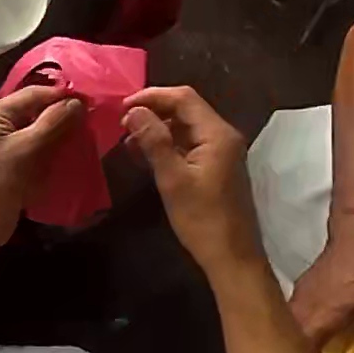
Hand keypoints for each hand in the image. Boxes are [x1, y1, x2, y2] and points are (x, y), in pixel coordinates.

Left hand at [0, 86, 83, 246]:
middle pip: (34, 108)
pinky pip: (34, 142)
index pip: (32, 94)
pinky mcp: (10, 158)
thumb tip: (77, 102)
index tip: (91, 100)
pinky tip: (70, 147)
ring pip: (36, 126)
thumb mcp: (25, 151)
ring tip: (85, 130)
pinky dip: (51, 143)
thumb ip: (51, 123)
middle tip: (91, 115)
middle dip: (61, 112)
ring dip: (59, 128)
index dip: (61, 95)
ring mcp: (2, 141)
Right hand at [121, 87, 262, 277]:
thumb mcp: (172, 179)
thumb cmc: (201, 218)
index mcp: (217, 134)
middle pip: (186, 108)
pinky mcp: (216, 166)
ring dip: (158, 127)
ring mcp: (221, 151)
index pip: (184, 98)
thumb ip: (153, 141)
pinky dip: (167, 143)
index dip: (152, 96)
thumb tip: (134, 111)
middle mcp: (223, 136)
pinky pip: (189, 143)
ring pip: (186, 126)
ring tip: (129, 140)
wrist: (231, 256)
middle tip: (123, 124)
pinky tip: (145, 154)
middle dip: (153, 111)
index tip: (122, 107)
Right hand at [289, 215, 353, 352]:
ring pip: (286, 324)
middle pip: (284, 338)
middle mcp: (298, 310)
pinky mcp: (301, 288)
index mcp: (315, 320)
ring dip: (292, 340)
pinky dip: (299, 327)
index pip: (296, 352)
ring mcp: (296, 296)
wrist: (353, 234)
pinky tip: (313, 332)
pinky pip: (293, 313)